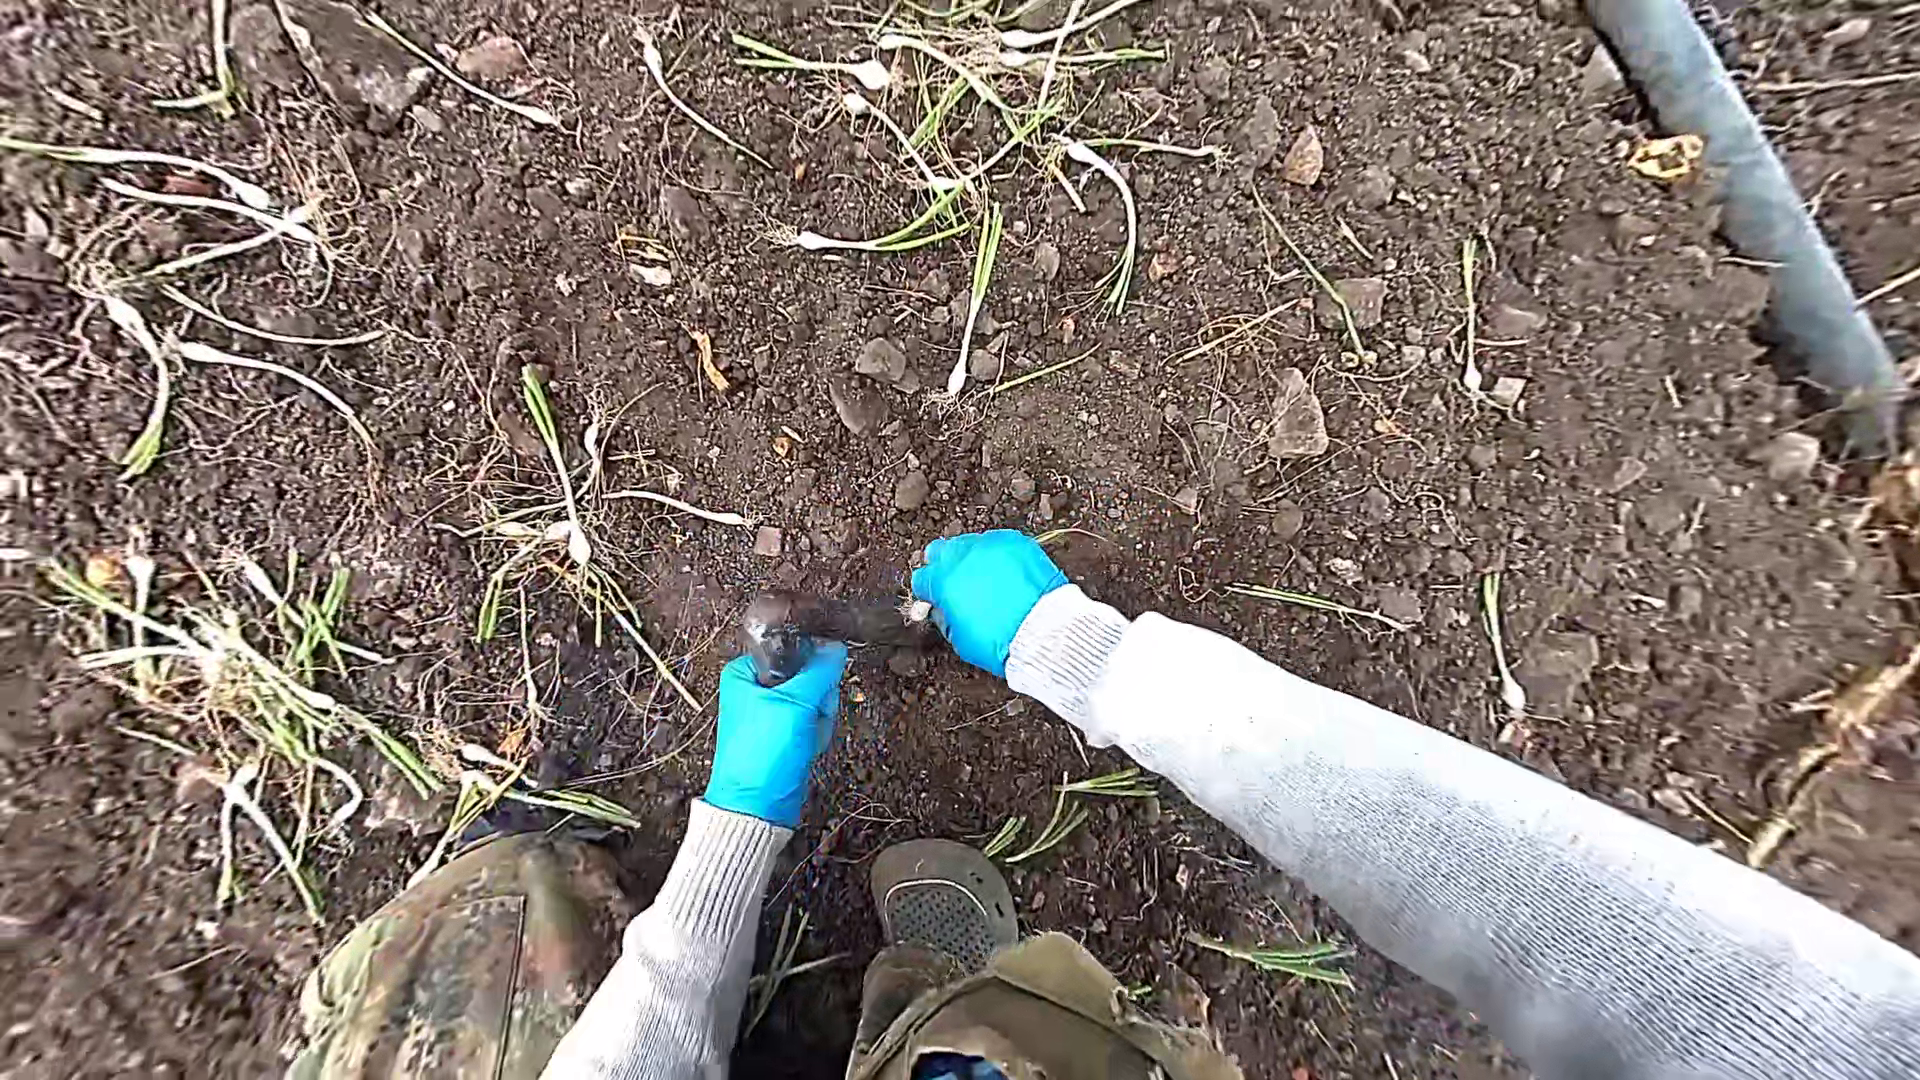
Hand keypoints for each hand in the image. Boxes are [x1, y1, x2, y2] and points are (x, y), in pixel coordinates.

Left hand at [706, 642, 848, 825]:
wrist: (758, 807)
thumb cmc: (762, 754)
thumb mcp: (796, 703)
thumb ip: (820, 670)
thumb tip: (836, 648)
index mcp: (745, 672)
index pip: (792, 648)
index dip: (811, 663)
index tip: (818, 680)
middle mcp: (756, 687)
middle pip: (808, 673)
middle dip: (818, 696)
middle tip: (811, 714)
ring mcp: (772, 710)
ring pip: (815, 696)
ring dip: (820, 717)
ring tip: (807, 735)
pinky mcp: (785, 729)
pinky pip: (813, 717)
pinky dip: (817, 731)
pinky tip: (808, 745)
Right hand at [910, 530, 1068, 675]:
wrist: (1045, 632)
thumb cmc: (1004, 641)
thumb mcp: (960, 639)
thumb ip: (943, 617)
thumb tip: (939, 608)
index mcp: (944, 581)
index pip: (922, 577)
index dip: (927, 590)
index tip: (935, 596)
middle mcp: (964, 556)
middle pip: (940, 550)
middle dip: (943, 565)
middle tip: (955, 581)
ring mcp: (991, 545)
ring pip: (969, 543)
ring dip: (971, 558)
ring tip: (984, 578)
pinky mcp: (1016, 542)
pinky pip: (998, 543)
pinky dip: (997, 555)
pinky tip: (1004, 573)